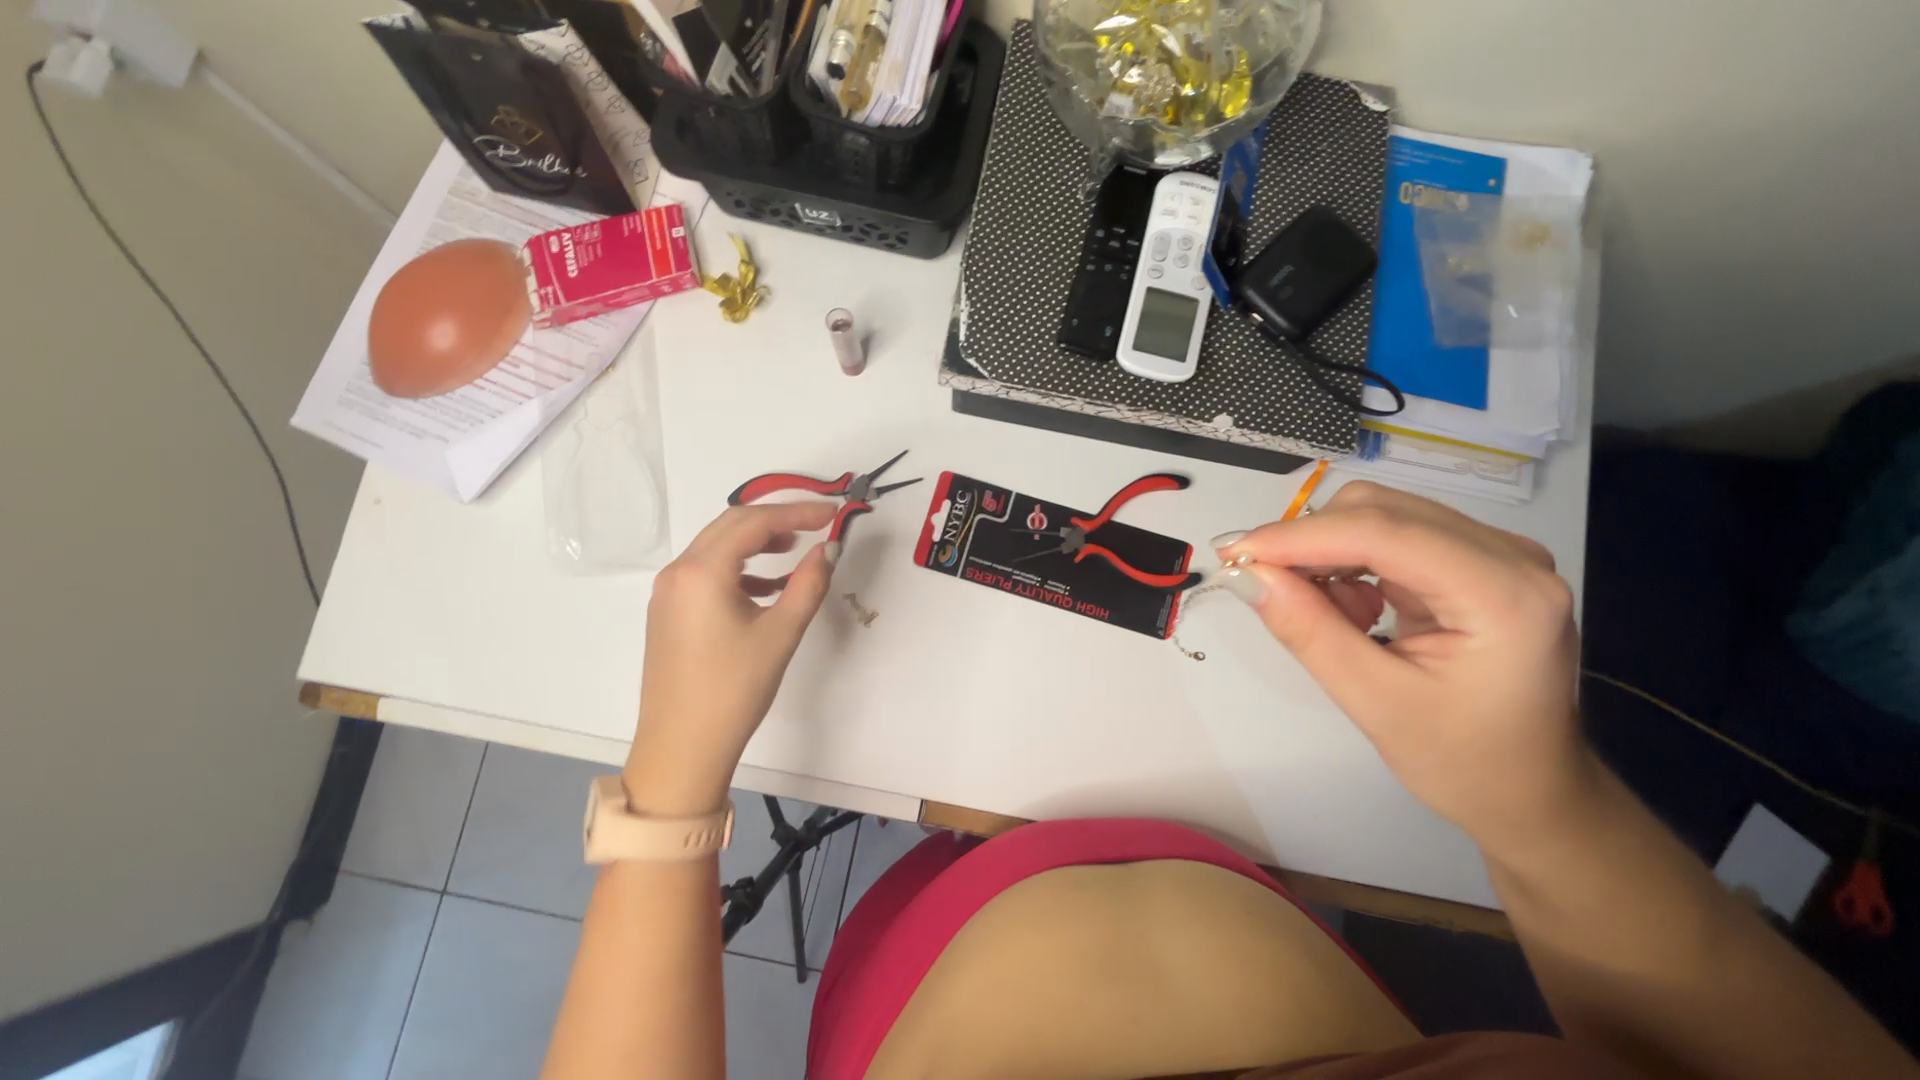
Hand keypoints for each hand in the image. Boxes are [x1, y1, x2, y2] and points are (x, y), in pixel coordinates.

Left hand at [623, 501, 837, 815]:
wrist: (682, 747)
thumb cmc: (734, 690)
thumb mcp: (781, 634)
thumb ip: (808, 584)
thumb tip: (828, 548)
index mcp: (701, 571)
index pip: (754, 522)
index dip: (797, 512)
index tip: (833, 513)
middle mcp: (678, 572)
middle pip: (730, 526)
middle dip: (775, 520)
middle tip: (815, 525)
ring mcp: (668, 593)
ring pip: (716, 548)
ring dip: (755, 543)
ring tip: (794, 551)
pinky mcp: (668, 613)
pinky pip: (706, 573)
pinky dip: (739, 570)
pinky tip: (767, 589)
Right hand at [1214, 481, 1590, 854]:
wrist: (1529, 791)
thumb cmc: (1462, 761)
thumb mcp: (1375, 703)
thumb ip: (1309, 632)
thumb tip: (1246, 576)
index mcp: (1505, 594)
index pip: (1384, 533)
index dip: (1301, 536)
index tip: (1234, 553)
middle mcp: (1509, 556)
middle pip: (1382, 511)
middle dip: (1311, 542)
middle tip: (1264, 587)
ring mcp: (1497, 554)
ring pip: (1382, 517)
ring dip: (1329, 555)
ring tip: (1323, 616)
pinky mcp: (1476, 561)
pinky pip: (1392, 538)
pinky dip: (1351, 566)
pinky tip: (1353, 613)